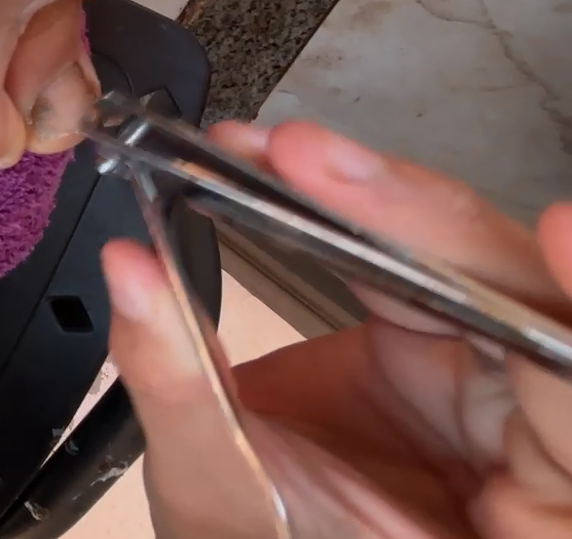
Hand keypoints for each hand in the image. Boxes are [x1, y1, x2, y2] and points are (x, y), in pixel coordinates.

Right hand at [105, 122, 571, 536]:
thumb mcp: (218, 493)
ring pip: (476, 264)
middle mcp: (548, 446)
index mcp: (549, 516)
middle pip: (529, 306)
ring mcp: (496, 388)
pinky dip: (341, 205)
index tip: (555, 229)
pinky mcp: (440, 346)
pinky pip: (413, 257)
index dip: (570, 302)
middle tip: (299, 157)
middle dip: (419, 220)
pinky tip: (276, 168)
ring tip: (266, 154)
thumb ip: (179, 384)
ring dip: (370, 198)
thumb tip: (129, 263)